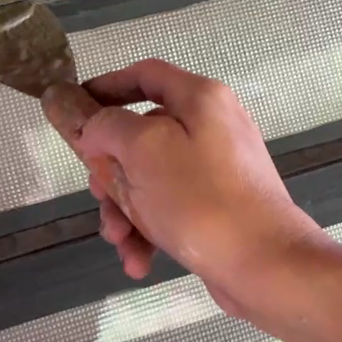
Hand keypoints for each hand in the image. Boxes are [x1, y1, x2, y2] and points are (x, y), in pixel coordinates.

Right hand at [41, 59, 324, 312]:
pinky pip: (170, 206)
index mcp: (199, 99)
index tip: (74, 108)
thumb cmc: (200, 199)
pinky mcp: (218, 205)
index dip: (104, 86)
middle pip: (139, 134)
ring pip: (148, 176)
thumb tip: (93, 128)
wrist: (267, 266)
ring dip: (124, 209)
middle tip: (97, 193)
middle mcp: (211, 126)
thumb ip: (106, 126)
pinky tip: (139, 261)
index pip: (143, 75)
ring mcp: (217, 167)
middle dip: (110, 170)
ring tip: (120, 242)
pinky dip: (148, 230)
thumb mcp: (142, 150)